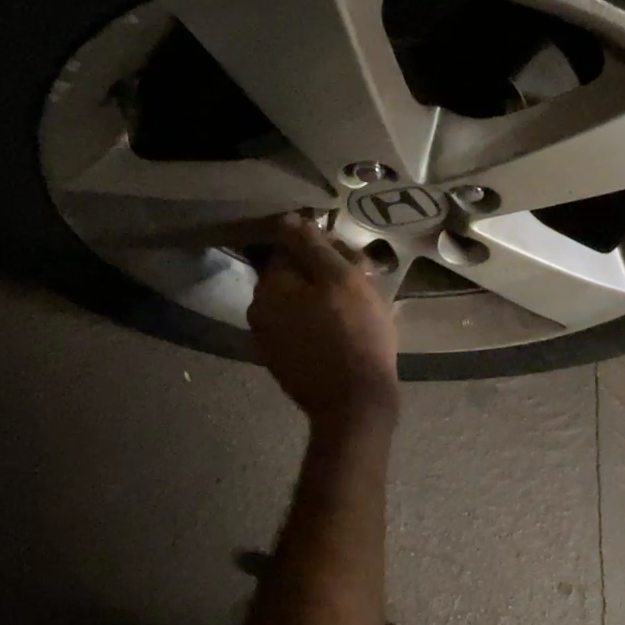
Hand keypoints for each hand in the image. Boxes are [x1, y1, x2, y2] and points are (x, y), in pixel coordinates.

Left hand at [248, 214, 400, 427]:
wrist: (356, 405)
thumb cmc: (355, 335)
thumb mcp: (341, 279)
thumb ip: (312, 245)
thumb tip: (287, 218)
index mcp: (268, 289)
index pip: (290, 247)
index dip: (324, 246)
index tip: (354, 258)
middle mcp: (259, 313)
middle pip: (294, 276)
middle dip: (327, 272)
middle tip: (365, 280)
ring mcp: (270, 342)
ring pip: (300, 302)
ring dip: (327, 297)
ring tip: (363, 305)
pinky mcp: (286, 364)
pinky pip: (304, 329)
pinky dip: (323, 323)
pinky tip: (350, 330)